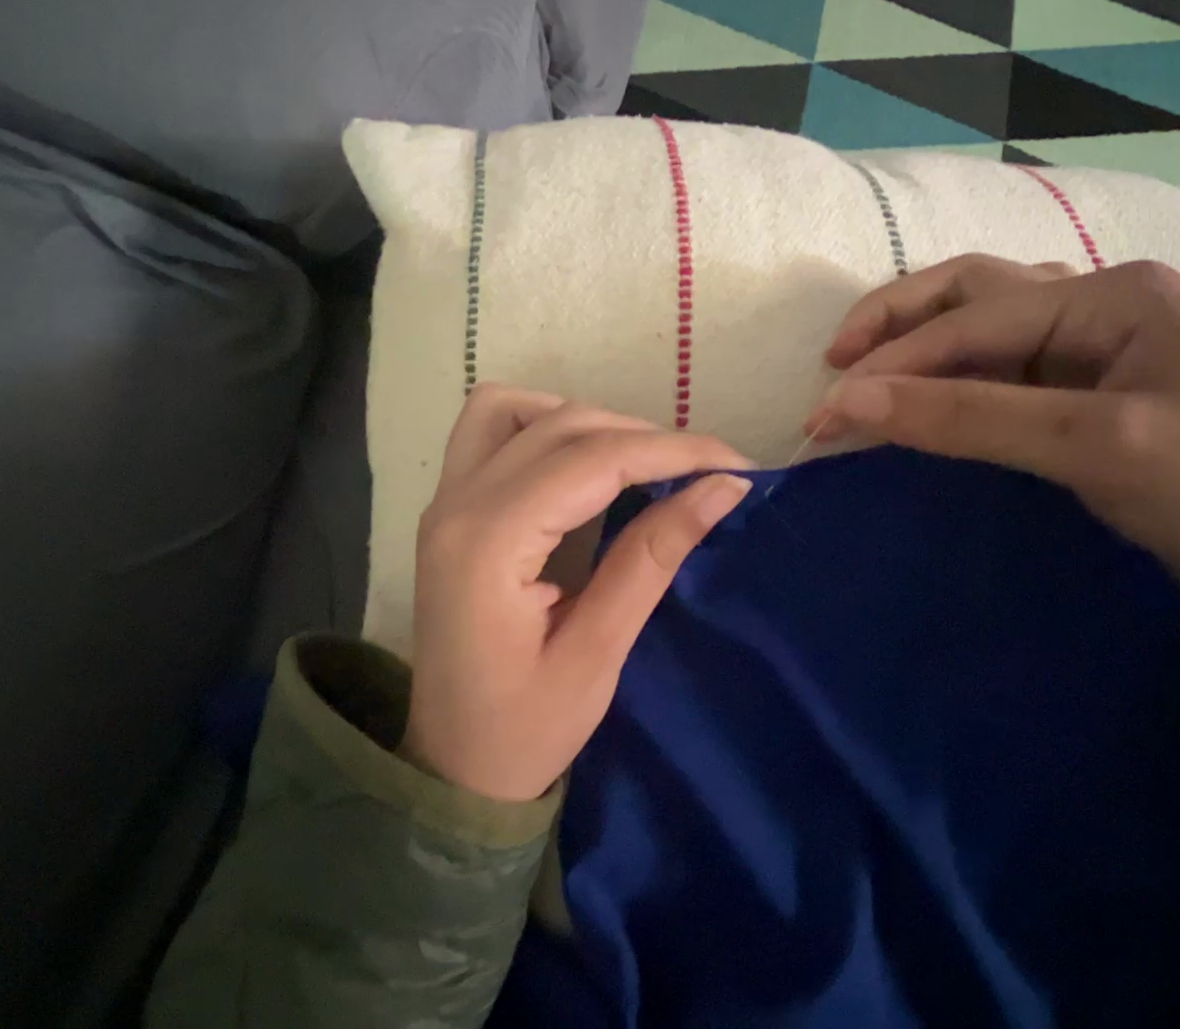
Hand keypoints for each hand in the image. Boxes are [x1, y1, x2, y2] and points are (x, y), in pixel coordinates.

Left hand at [405, 384, 752, 801]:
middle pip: (560, 426)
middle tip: (704, 475)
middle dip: (642, 437)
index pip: (591, 460)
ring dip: (588, 421)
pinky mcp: (449, 510)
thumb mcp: (597, 654)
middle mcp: (456, 505)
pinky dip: (542, 426)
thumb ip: (651, 559)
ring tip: (643, 463)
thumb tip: (721, 488)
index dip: (671, 452)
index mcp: (487, 545)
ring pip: (516, 411)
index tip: (735, 465)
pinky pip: (490, 430)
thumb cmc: (524, 731)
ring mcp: (444, 503)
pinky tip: (581, 462)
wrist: (452, 768)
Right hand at [809, 254, 1179, 653]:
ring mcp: (1104, 363)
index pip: (969, 318)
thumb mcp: (1097, 442)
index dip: (888, 363)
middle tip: (831, 369)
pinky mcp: (1101, 415)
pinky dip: (957, 390)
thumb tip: (845, 399)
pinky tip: (928, 408)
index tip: (820, 413)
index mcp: (1113, 295)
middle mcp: (1104, 312)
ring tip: (863, 380)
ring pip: (988, 338)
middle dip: (896, 329)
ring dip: (923, 352)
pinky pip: (1009, 384)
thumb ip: (967, 415)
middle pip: (973, 299)